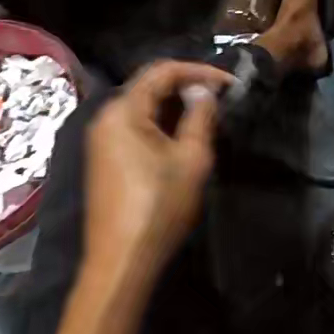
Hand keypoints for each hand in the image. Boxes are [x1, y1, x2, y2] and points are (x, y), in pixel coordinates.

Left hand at [83, 60, 233, 285]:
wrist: (121, 262)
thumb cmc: (159, 206)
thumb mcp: (191, 157)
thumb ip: (200, 115)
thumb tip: (204, 90)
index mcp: (123, 110)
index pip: (163, 71)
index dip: (200, 71)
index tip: (231, 83)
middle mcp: (106, 117)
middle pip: (149, 84)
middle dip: (188, 84)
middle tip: (222, 95)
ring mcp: (102, 138)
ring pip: (143, 105)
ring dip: (176, 103)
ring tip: (208, 112)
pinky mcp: (105, 157)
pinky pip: (135, 124)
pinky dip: (161, 121)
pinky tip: (184, 133)